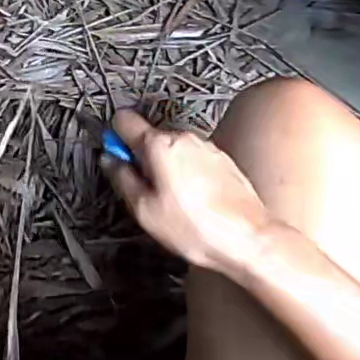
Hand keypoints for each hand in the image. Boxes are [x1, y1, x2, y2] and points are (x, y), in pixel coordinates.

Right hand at [102, 109, 272, 272]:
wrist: (249, 239)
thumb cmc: (198, 228)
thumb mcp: (144, 210)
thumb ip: (122, 179)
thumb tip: (111, 162)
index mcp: (160, 145)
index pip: (124, 120)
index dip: (115, 137)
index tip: (117, 156)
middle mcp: (183, 138)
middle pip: (150, 138)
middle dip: (143, 160)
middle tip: (146, 192)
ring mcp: (205, 147)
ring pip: (172, 150)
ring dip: (166, 169)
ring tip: (174, 203)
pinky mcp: (221, 160)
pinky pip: (193, 160)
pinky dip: (187, 175)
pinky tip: (194, 203)